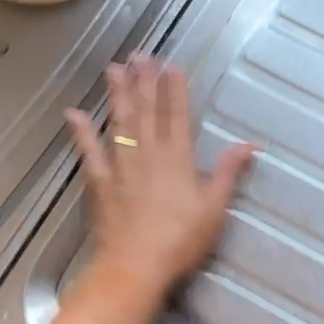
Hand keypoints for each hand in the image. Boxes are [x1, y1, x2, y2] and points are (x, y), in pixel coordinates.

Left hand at [64, 55, 255, 291]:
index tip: (172, 66)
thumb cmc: (181, 240)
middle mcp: (148, 155)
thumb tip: (249, 143)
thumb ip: (229, 172)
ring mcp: (121, 168)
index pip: (177, 117)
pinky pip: (89, 153)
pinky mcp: (100, 184)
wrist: (135, 268)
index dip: (175, 90)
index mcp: (178, 159)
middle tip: (141, 55)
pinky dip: (81, 132)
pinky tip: (74, 113)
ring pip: (120, 123)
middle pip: (147, 112)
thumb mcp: (215, 207)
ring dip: (118, 95)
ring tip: (115, 68)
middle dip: (145, 82)